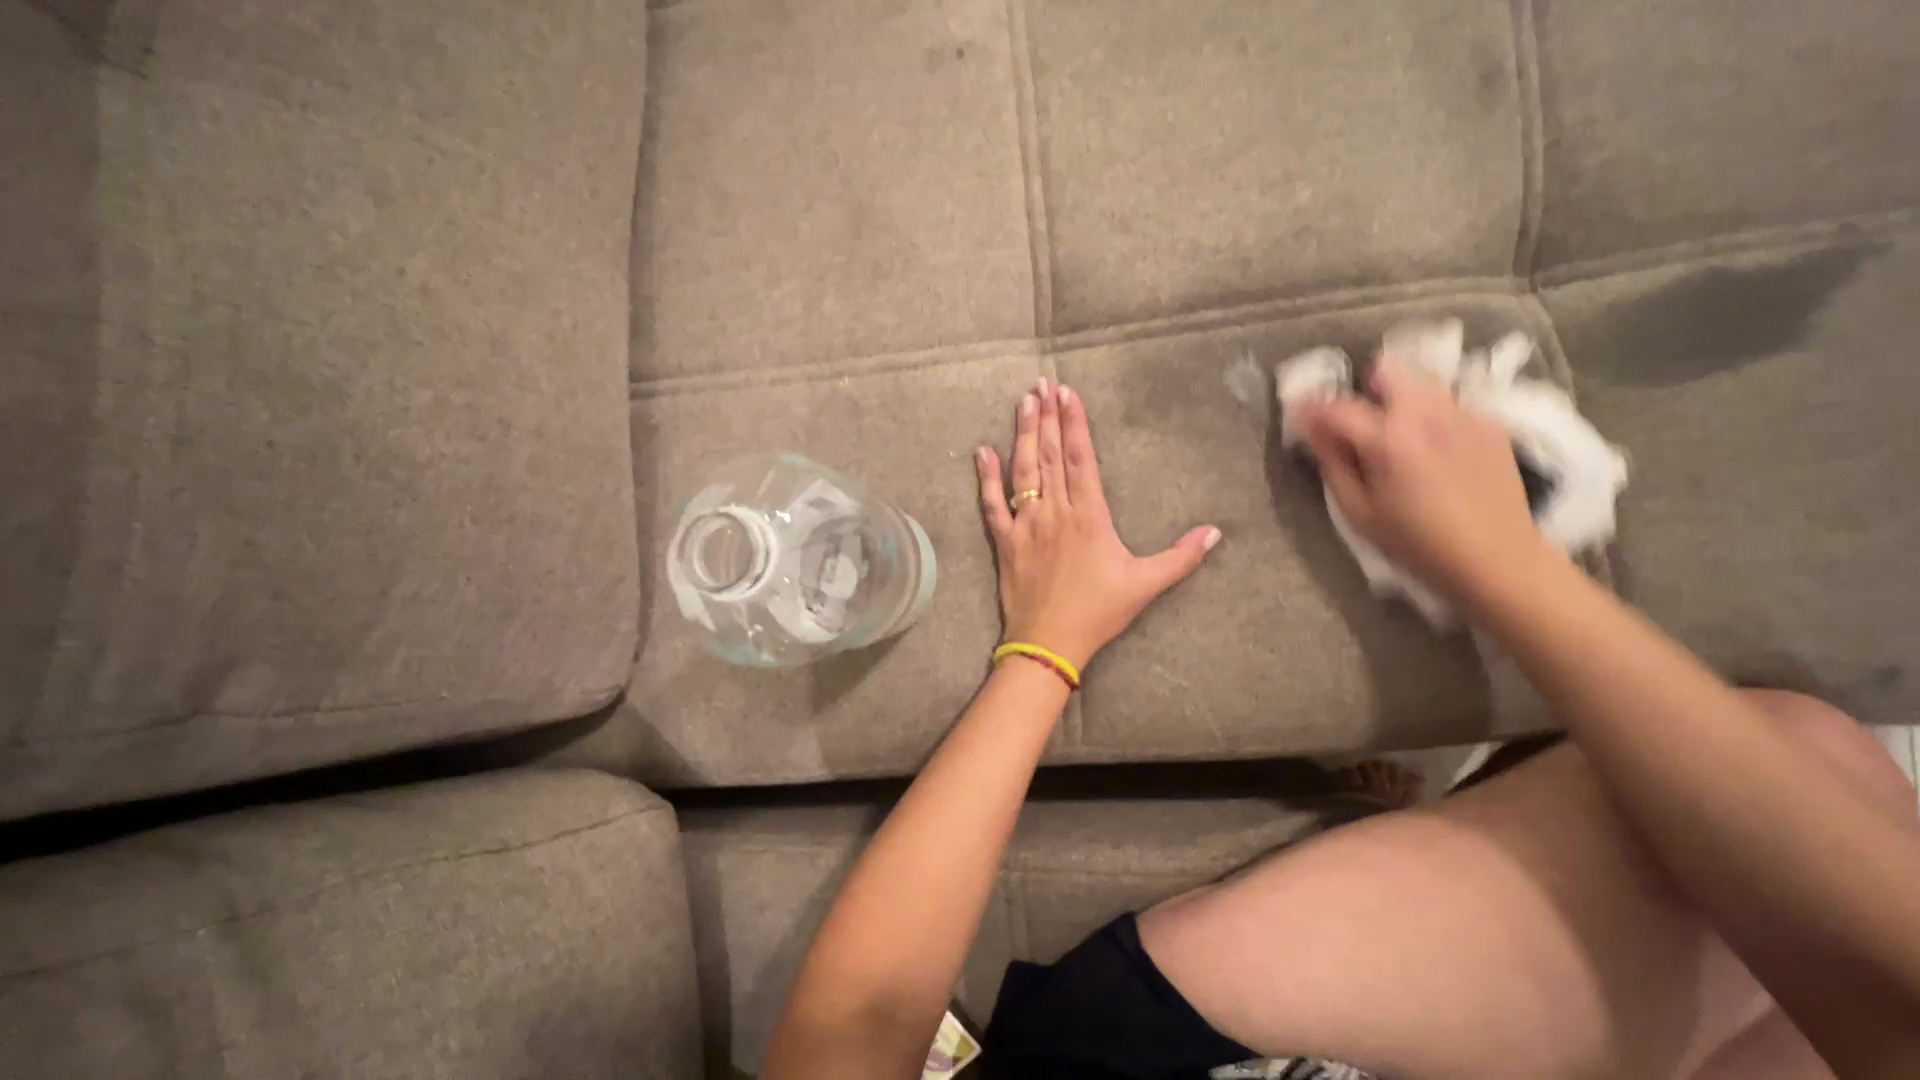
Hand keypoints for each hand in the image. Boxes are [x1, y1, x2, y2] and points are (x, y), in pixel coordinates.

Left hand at [976, 377, 1220, 669]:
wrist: (1049, 644)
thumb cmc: (1099, 613)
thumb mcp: (1146, 584)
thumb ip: (1181, 557)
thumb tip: (1216, 532)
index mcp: (1089, 516)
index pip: (1081, 458)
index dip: (1075, 423)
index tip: (1068, 393)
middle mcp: (1055, 512)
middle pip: (1051, 455)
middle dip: (1048, 416)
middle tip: (1043, 383)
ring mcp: (1025, 525)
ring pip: (1023, 471)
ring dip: (1023, 434)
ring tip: (1024, 403)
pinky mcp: (1005, 542)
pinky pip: (992, 504)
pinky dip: (986, 477)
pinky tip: (982, 451)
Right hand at [1294, 357, 1552, 601]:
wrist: (1497, 559)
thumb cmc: (1418, 544)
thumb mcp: (1360, 513)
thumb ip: (1333, 464)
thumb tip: (1312, 431)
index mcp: (1390, 439)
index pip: (1337, 406)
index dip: (1310, 406)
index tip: (1298, 413)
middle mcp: (1428, 414)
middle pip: (1389, 370)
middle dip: (1366, 387)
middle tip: (1358, 420)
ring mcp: (1465, 414)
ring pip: (1423, 383)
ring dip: (1401, 400)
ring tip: (1399, 436)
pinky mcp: (1491, 424)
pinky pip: (1451, 405)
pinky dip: (1433, 418)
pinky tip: (1436, 452)